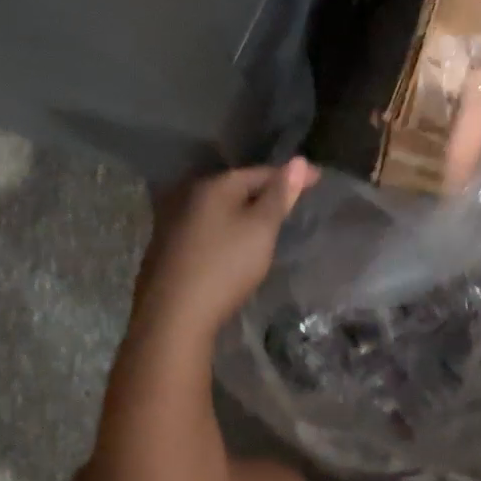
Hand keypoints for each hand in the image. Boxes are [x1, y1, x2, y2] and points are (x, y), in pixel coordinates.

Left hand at [134, 159, 319, 339]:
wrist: (171, 321)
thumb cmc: (224, 268)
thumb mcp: (261, 229)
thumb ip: (280, 194)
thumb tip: (298, 160)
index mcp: (213, 186)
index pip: (261, 172)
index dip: (292, 177)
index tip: (318, 180)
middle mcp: (187, 196)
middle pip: (236, 188)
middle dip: (265, 192)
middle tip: (291, 202)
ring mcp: (170, 224)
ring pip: (218, 209)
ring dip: (242, 212)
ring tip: (265, 222)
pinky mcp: (163, 250)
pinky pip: (204, 229)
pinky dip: (224, 230)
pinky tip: (231, 245)